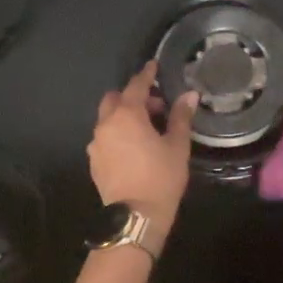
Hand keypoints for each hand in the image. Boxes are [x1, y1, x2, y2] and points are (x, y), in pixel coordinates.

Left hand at [88, 61, 198, 251]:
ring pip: (107, 120)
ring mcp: (96, 144)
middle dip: (132, 97)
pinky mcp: (94, 161)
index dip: (146, 74)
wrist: (136, 216)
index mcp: (126, 115)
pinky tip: (133, 148)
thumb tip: (189, 95)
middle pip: (114, 99)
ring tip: (145, 130)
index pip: (136, 86)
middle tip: (155, 107)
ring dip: (123, 117)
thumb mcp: (177, 146)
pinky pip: (104, 139)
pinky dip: (117, 135)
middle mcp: (105, 125)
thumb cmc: (161, 178)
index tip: (153, 66)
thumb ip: (181, 117)